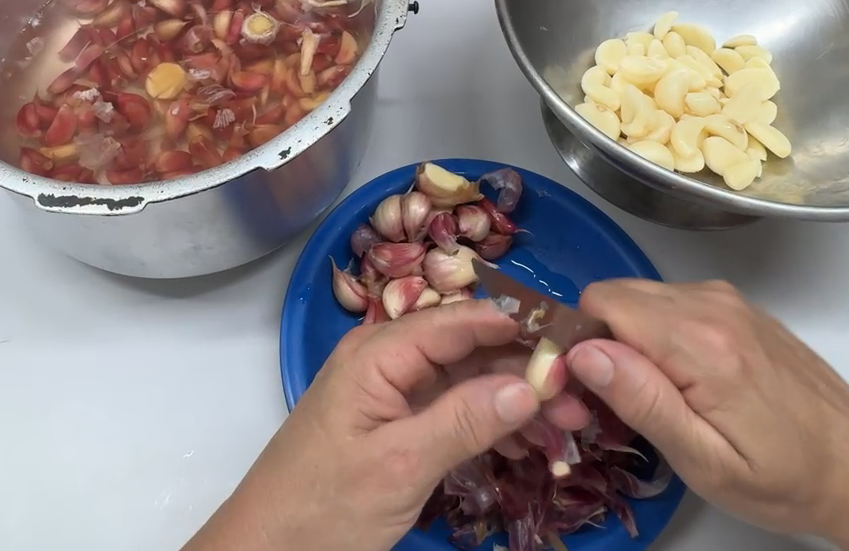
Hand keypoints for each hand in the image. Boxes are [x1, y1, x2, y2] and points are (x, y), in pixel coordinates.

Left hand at [184, 301, 545, 550]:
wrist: (269, 548)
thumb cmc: (325, 503)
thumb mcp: (400, 464)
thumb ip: (463, 420)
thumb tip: (529, 384)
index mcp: (378, 352)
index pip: (456, 321)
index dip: (512, 325)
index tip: (568, 336)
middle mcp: (386, 360)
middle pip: (465, 349)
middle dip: (521, 368)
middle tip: (579, 395)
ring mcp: (391, 394)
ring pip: (463, 381)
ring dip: (512, 398)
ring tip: (568, 422)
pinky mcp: (396, 425)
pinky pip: (450, 411)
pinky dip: (488, 424)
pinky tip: (527, 443)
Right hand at [568, 279, 848, 550]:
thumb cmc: (786, 481)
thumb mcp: (706, 463)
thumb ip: (642, 400)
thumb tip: (583, 351)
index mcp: (699, 341)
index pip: (600, 303)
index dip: (580, 341)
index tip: (586, 387)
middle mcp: (709, 303)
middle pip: (615, 295)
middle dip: (600, 337)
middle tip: (615, 397)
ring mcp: (726, 298)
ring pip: (639, 295)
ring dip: (628, 334)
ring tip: (653, 390)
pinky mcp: (736, 304)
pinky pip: (669, 300)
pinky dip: (657, 329)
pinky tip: (682, 375)